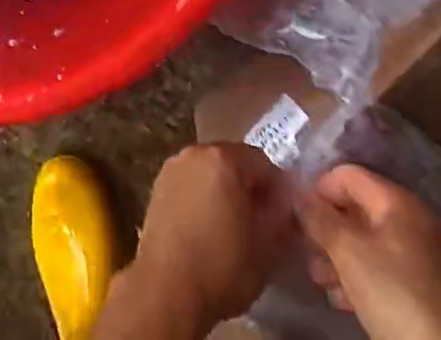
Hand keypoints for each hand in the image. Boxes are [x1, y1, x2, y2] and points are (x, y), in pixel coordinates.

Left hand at [94, 144, 293, 339]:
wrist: (166, 289)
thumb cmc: (221, 266)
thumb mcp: (267, 248)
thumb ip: (281, 219)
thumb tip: (283, 208)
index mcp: (224, 159)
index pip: (263, 162)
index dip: (278, 189)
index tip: (284, 216)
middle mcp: (195, 153)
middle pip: (233, 161)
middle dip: (250, 187)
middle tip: (261, 219)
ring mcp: (172, 168)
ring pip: (210, 172)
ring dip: (225, 190)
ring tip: (233, 224)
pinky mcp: (157, 186)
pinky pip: (190, 183)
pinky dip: (202, 196)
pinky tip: (206, 226)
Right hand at [298, 165, 440, 339]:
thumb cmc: (395, 295)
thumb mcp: (347, 251)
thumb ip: (318, 218)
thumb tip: (297, 194)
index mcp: (399, 202)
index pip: (347, 175)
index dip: (318, 188)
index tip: (297, 216)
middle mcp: (415, 221)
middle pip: (358, 209)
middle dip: (327, 228)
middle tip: (306, 251)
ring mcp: (426, 257)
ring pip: (370, 243)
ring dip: (340, 257)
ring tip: (321, 281)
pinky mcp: (429, 290)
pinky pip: (386, 269)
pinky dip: (362, 277)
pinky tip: (345, 300)